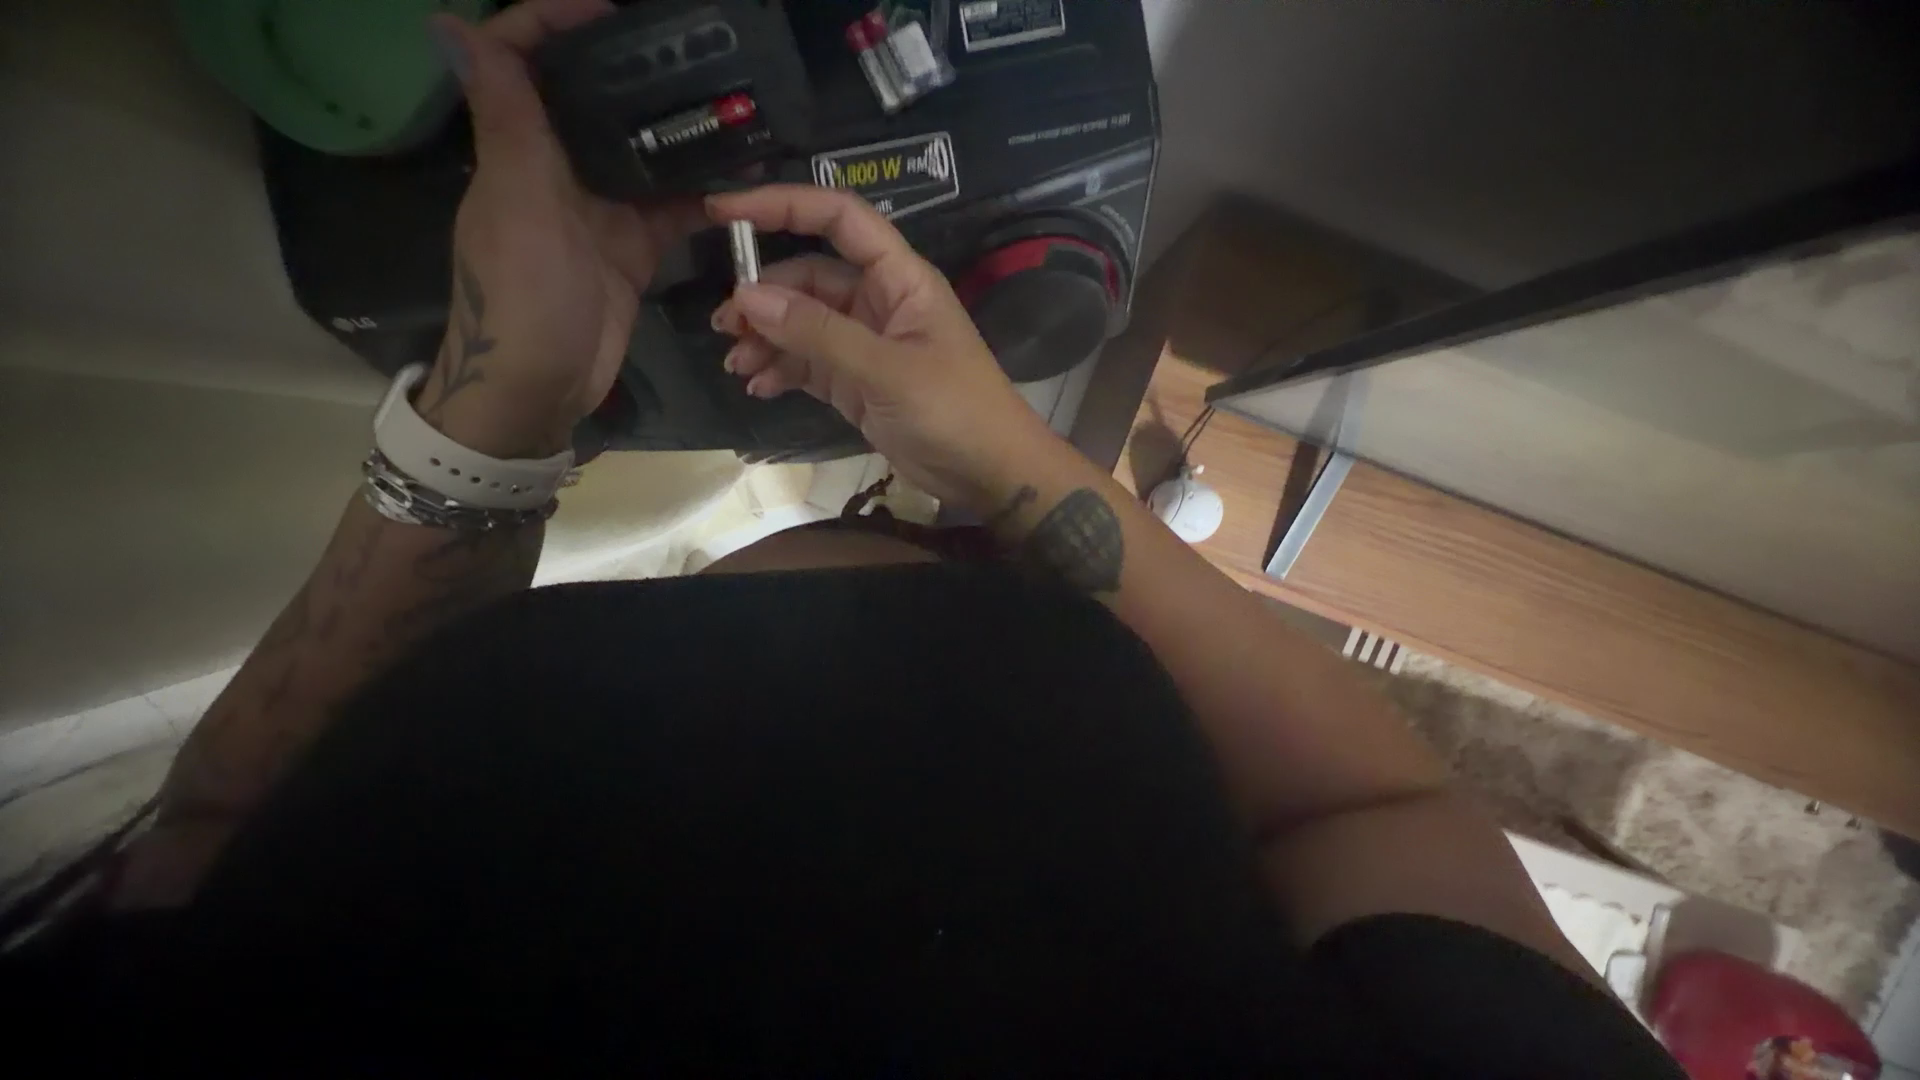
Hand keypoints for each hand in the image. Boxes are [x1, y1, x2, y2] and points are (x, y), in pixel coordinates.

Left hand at [418, 0, 703, 457]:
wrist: (542, 387)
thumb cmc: (522, 295)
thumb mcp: (517, 204)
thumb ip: (506, 120)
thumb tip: (451, 20)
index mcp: (517, 148)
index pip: (521, 58)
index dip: (555, 20)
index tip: (613, 8)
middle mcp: (556, 169)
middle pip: (592, 102)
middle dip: (635, 73)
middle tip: (695, 56)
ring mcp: (598, 212)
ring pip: (641, 157)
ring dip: (678, 136)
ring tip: (731, 109)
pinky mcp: (632, 250)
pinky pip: (669, 212)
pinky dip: (700, 198)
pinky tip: (740, 181)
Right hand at [708, 185, 1062, 512]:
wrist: (990, 473)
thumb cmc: (954, 411)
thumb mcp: (886, 370)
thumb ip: (819, 334)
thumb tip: (748, 297)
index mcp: (900, 279)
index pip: (839, 219)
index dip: (783, 206)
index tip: (723, 213)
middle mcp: (880, 303)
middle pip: (810, 278)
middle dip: (764, 297)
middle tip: (724, 327)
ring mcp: (867, 345)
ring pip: (804, 325)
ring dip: (767, 339)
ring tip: (735, 364)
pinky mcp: (858, 384)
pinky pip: (810, 365)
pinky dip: (783, 371)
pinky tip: (759, 387)